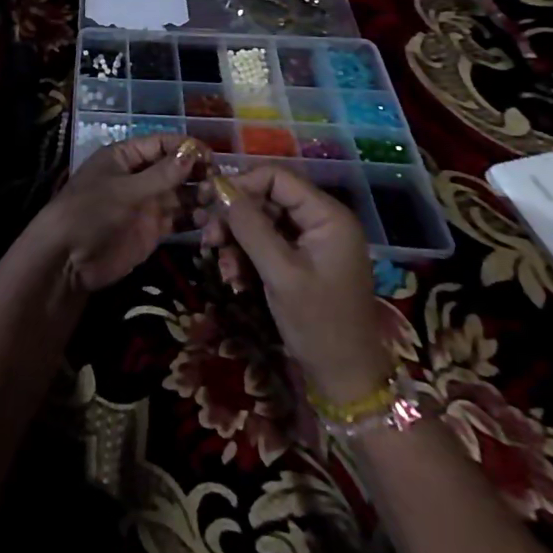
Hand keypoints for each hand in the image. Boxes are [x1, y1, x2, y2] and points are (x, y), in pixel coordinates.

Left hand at [33, 136, 202, 292]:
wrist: (69, 258)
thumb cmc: (90, 212)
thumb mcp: (125, 190)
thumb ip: (160, 175)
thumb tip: (191, 153)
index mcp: (124, 156)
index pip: (161, 144)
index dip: (186, 147)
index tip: (213, 156)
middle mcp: (138, 176)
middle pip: (175, 168)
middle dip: (198, 172)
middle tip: (222, 181)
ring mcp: (146, 203)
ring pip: (181, 194)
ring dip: (200, 195)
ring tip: (219, 200)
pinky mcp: (153, 229)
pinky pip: (179, 218)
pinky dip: (195, 218)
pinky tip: (210, 220)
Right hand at [199, 165, 392, 403]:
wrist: (345, 376)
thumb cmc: (318, 322)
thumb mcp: (280, 272)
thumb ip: (251, 227)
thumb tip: (220, 188)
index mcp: (328, 216)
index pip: (276, 177)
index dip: (240, 184)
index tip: (208, 203)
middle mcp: (321, 220)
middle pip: (266, 197)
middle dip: (234, 217)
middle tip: (207, 239)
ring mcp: (312, 240)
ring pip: (260, 221)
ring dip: (235, 240)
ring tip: (222, 267)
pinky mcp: (301, 259)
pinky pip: (265, 242)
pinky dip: (245, 256)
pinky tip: (234, 278)